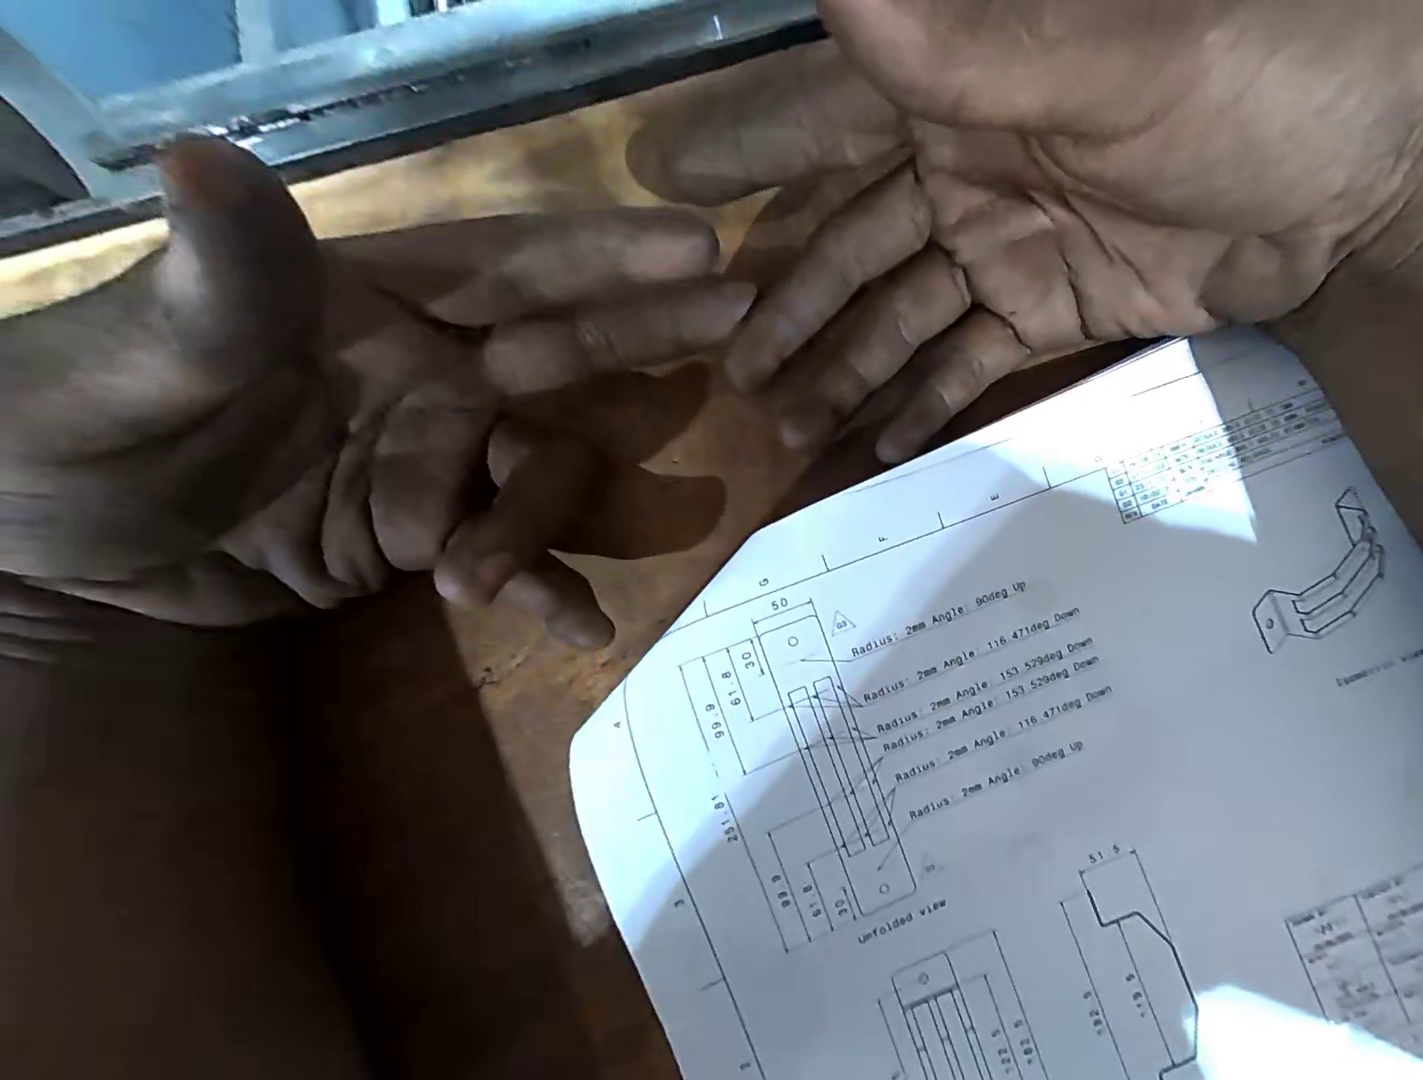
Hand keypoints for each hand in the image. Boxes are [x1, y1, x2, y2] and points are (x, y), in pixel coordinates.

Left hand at [0, 138, 752, 646]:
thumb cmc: (53, 443)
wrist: (58, 577)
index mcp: (372, 304)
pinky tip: (581, 626)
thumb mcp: (109, 369)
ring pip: (548, 477)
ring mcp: (457, 456)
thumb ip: (207, 294)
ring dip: (533, 527)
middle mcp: (441, 371)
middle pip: (574, 346)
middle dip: (658, 331)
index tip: (698, 249)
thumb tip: (218, 163)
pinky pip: (529, 553)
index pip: (509, 267)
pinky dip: (554, 586)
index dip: (606, 254)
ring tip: (476, 582)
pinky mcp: (457, 531)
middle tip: (744, 323)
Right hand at [631, 0, 1422, 461]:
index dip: (748, 153)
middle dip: (793, 308)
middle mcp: (967, 170)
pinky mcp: (1047, 313)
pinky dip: (928, 402)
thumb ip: (974, 50)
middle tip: (733, 368)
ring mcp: (1005, 250)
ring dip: (849, 370)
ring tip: (791, 424)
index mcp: (966, 93)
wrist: (1358, 186)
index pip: (831, 124)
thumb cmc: (1260, 83)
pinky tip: (884, 445)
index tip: (668, 186)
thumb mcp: (1116, 63)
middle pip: (855, 248)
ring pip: (904, 317)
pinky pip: (968, 363)